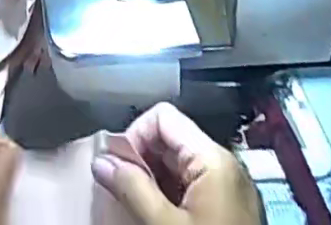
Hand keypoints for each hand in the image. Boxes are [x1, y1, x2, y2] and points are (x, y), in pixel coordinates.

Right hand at [91, 103, 262, 224]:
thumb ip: (132, 188)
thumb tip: (100, 159)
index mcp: (213, 158)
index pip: (162, 117)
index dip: (134, 136)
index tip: (118, 168)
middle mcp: (224, 165)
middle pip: (171, 138)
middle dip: (141, 160)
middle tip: (120, 191)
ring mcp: (230, 189)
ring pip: (179, 165)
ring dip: (152, 180)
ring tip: (134, 208)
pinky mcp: (230, 212)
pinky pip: (192, 187)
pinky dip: (169, 197)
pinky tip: (155, 218)